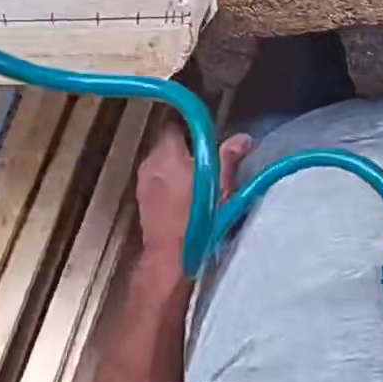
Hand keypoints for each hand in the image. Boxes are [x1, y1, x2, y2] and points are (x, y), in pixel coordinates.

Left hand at [135, 123, 252, 259]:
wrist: (171, 253)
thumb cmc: (196, 220)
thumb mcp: (221, 188)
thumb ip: (229, 159)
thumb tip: (242, 139)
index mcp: (170, 155)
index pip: (173, 128)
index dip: (189, 132)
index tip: (203, 141)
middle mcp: (151, 164)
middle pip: (166, 145)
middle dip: (184, 152)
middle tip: (204, 166)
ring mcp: (143, 181)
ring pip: (159, 163)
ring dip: (173, 169)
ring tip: (194, 185)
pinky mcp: (140, 197)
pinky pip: (154, 180)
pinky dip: (165, 184)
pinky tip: (181, 200)